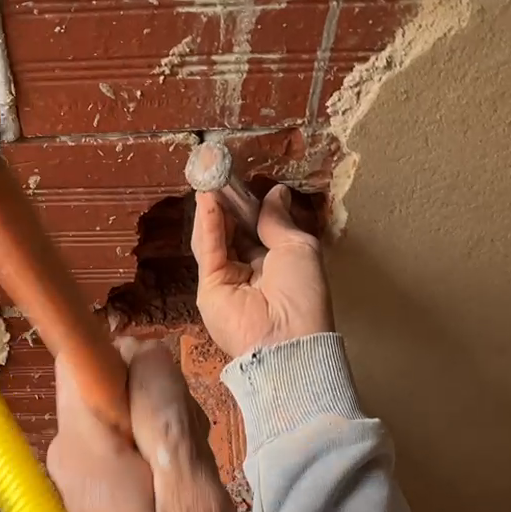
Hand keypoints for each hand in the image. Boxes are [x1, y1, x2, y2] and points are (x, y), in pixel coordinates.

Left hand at [48, 338, 239, 511]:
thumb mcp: (191, 497)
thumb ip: (168, 421)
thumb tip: (148, 350)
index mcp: (86, 447)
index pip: (81, 360)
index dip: (126, 353)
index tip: (166, 391)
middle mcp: (69, 442)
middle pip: (111, 375)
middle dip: (158, 395)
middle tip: (186, 449)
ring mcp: (77, 452)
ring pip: (125, 397)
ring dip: (164, 419)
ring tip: (183, 470)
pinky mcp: (91, 461)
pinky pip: (126, 423)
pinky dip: (156, 437)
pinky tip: (174, 474)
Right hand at [192, 185, 332, 358]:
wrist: (286, 340)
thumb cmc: (303, 296)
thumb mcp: (299, 248)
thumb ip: (279, 221)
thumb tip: (275, 193)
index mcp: (275, 265)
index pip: (257, 230)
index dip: (249, 206)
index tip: (243, 180)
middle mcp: (249, 272)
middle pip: (232, 232)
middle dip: (227, 203)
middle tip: (220, 170)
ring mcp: (226, 281)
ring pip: (216, 239)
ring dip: (214, 209)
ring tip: (210, 176)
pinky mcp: (208, 288)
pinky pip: (208, 251)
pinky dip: (208, 224)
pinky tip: (208, 199)